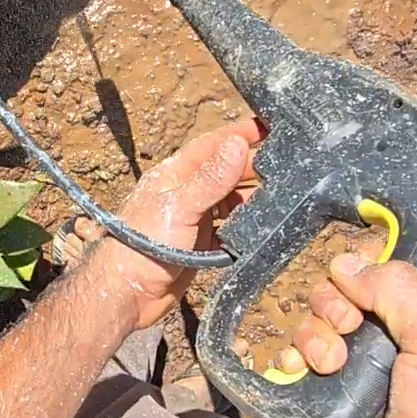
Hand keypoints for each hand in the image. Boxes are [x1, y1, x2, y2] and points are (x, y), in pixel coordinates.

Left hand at [90, 120, 263, 329]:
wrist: (129, 292)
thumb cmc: (143, 244)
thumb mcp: (180, 205)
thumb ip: (211, 178)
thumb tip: (237, 143)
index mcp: (175, 175)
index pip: (212, 145)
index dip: (239, 134)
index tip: (269, 125)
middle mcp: (186, 193)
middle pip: (225, 171)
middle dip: (253, 165)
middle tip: (287, 162)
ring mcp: (194, 218)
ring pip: (229, 200)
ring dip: (252, 196)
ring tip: (282, 194)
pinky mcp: (200, 244)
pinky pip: (229, 229)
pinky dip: (246, 225)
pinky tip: (262, 226)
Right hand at [290, 254, 416, 417]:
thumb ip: (400, 290)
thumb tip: (344, 263)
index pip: (384, 269)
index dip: (364, 273)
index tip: (362, 291)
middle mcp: (394, 333)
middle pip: (339, 292)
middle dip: (333, 308)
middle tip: (348, 331)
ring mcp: (361, 362)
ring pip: (315, 322)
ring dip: (314, 338)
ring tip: (331, 367)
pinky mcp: (333, 389)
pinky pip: (297, 357)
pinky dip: (292, 358)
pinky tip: (302, 371)